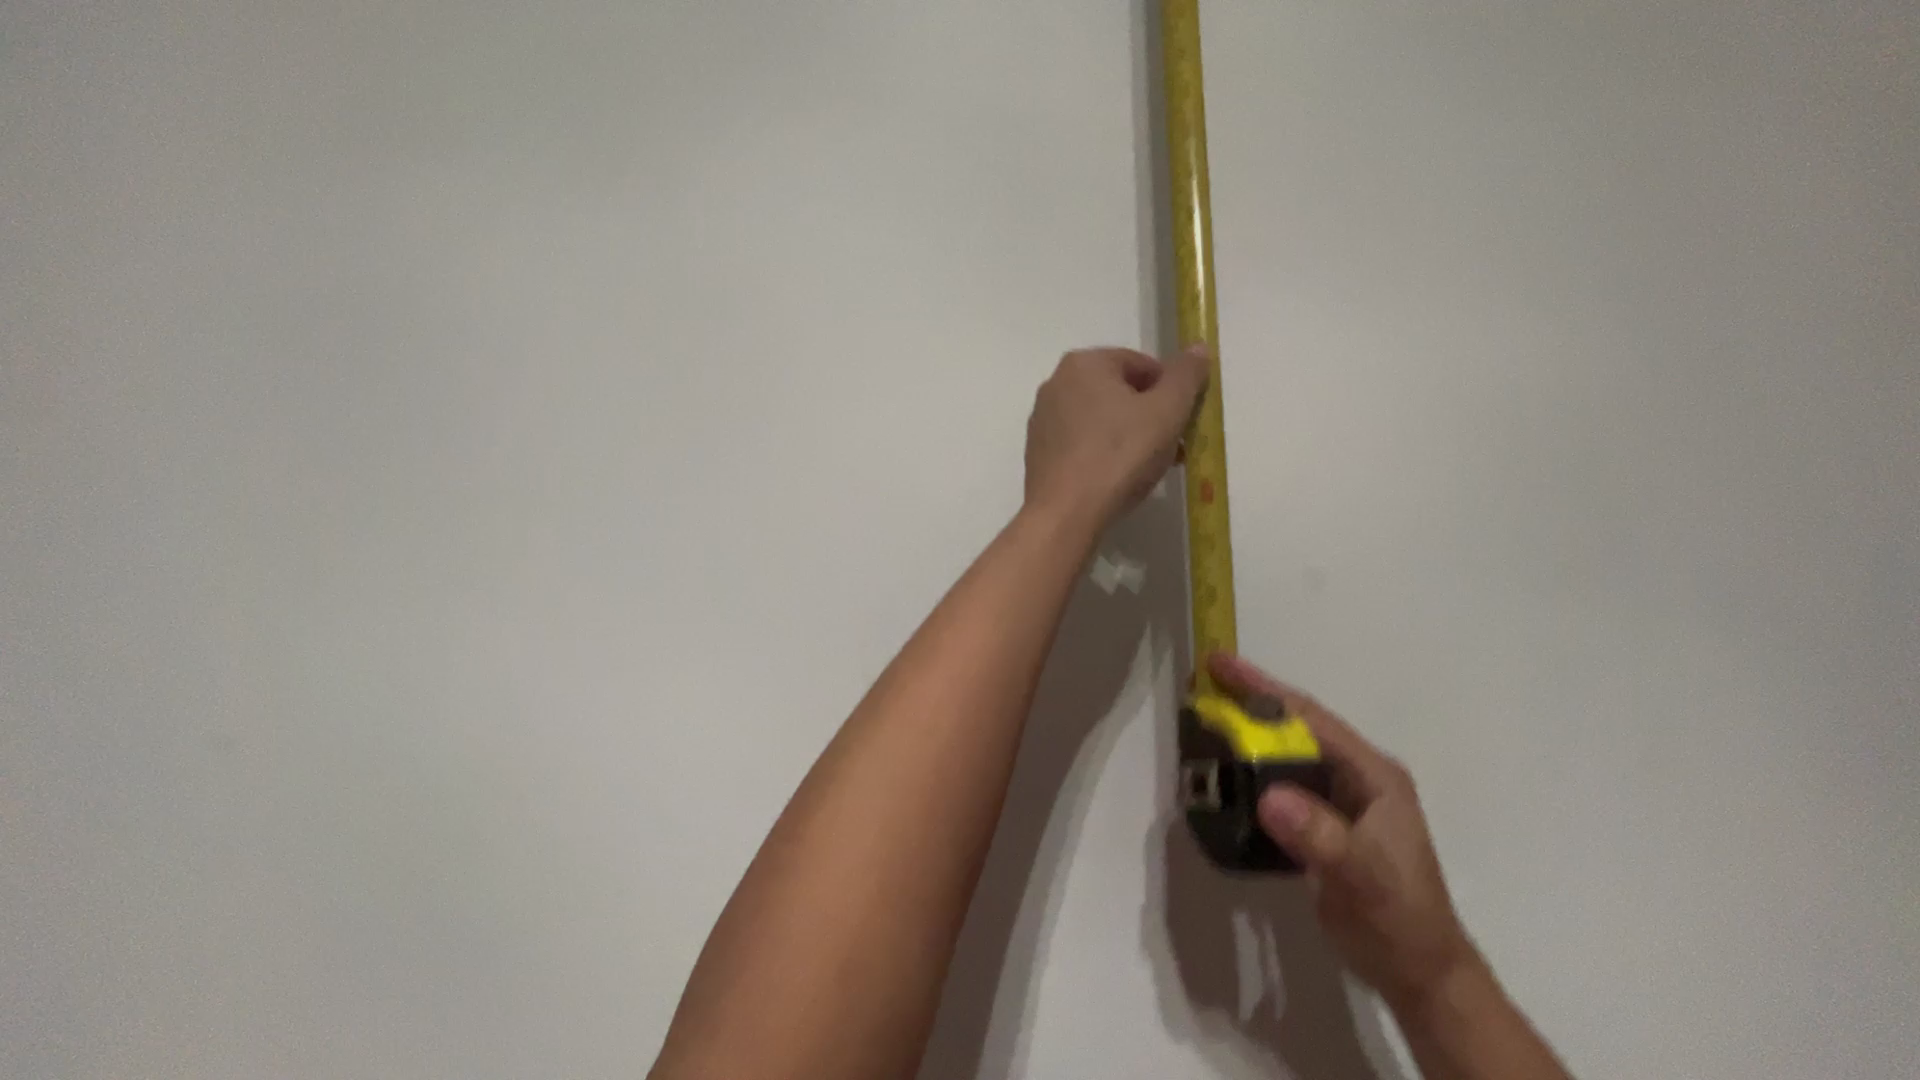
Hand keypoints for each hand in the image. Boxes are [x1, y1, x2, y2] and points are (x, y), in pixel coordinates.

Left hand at [1024, 344, 1209, 524]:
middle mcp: (1056, 384)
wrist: (1066, 513)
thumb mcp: (1167, 411)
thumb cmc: (1120, 455)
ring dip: (1131, 437)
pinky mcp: (1038, 453)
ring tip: (1151, 468)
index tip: (1184, 422)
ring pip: (1101, 420)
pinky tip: (1119, 480)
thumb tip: (1197, 349)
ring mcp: (1043, 420)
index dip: (1171, 392)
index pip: (1142, 365)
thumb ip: (1186, 376)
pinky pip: (1082, 444)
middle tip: (1173, 448)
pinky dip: (1105, 454)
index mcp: (1084, 363)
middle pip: (1119, 392)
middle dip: (1151, 416)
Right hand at [1210, 652, 1486, 1008]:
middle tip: (1200, 686)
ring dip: (1248, 735)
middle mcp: (1356, 777)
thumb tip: (1270, 796)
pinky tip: (1224, 773)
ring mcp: (1340, 801)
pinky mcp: (1322, 824)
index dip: (1264, 689)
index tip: (1219, 665)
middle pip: (1296, 727)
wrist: (1418, 971)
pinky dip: (1251, 771)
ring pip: (1286, 753)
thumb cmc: (1397, 918)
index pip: (1311, 718)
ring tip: (1203, 719)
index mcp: (1373, 774)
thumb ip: (1319, 835)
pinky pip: (1281, 783)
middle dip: (1250, 703)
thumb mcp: (1362, 877)